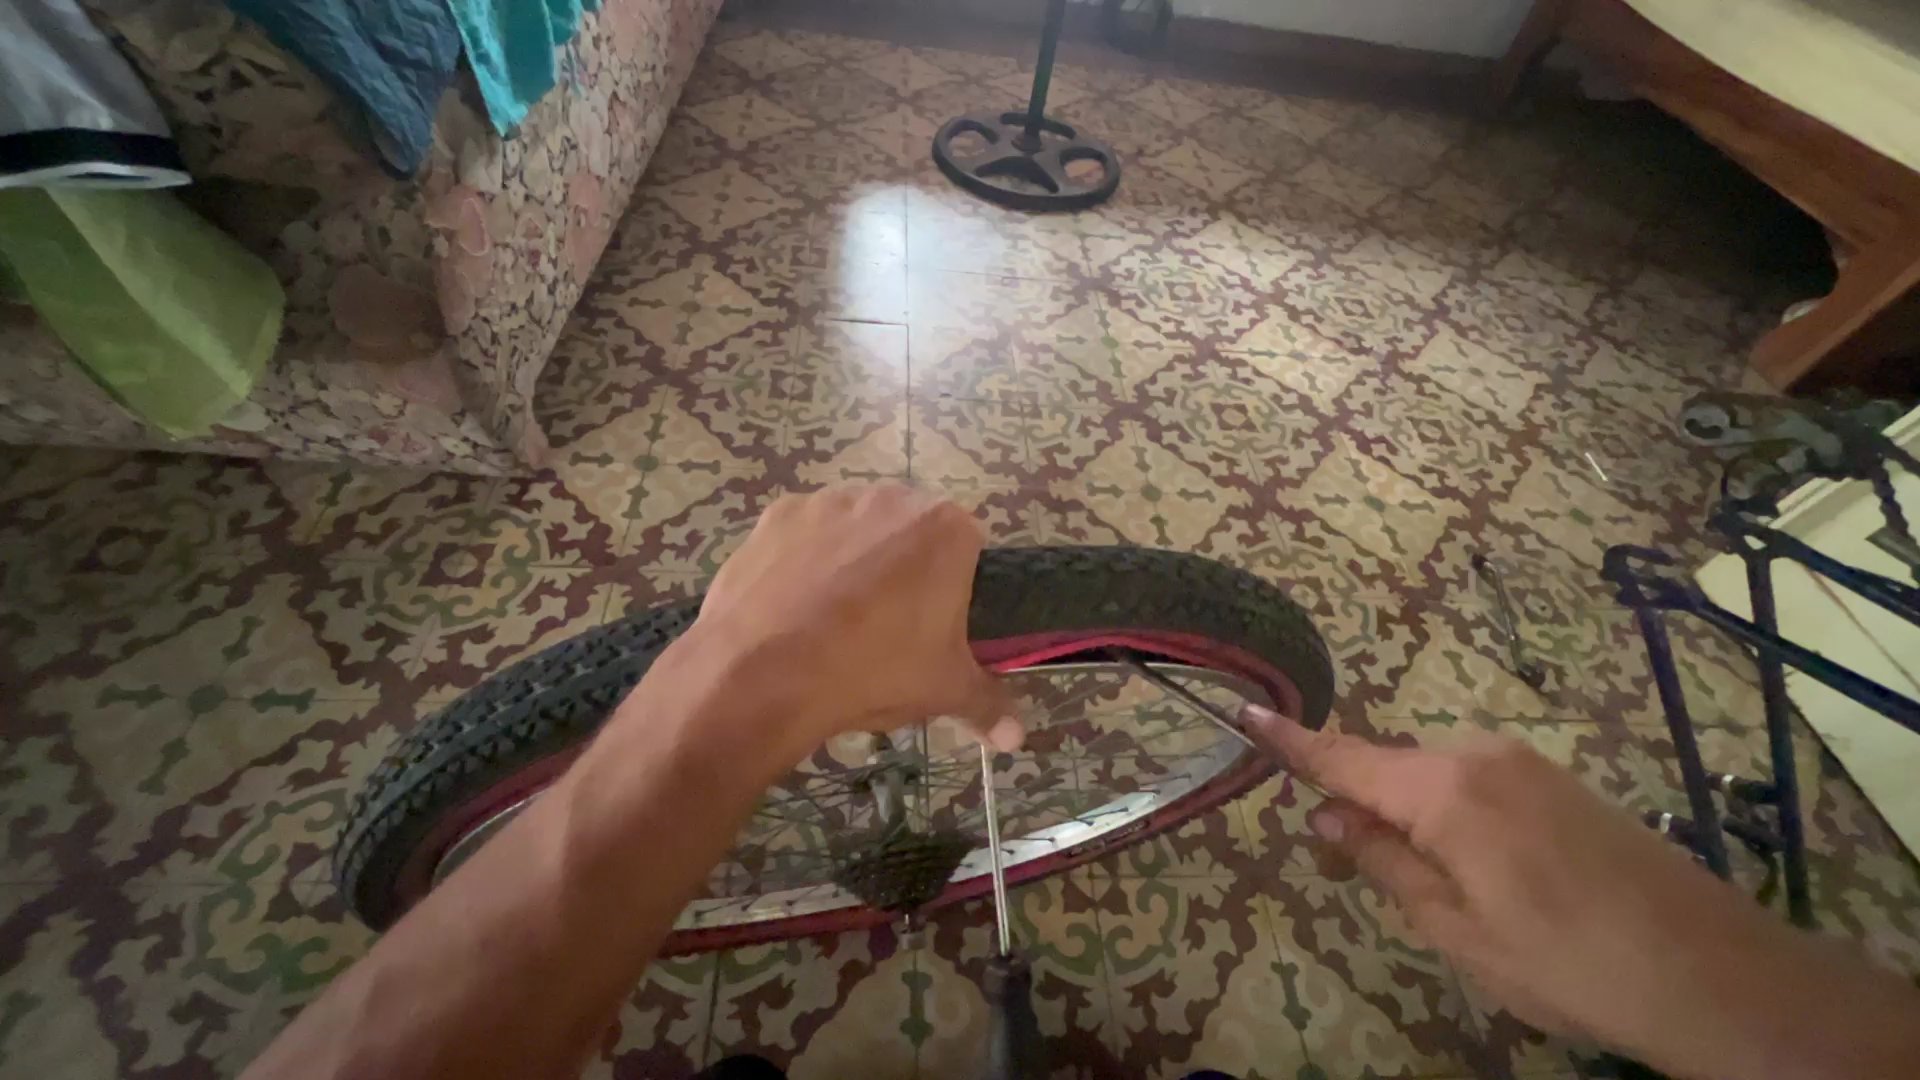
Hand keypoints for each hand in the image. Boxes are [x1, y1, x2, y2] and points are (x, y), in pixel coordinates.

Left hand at [672, 485, 1020, 760]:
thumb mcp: (944, 691)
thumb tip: (1016, 736)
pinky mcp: (779, 514)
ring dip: (854, 560)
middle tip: (887, 626)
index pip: (967, 546)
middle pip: (910, 531)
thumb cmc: (875, 670)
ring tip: (833, 621)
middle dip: (904, 568)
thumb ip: (987, 703)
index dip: (952, 586)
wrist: (765, 672)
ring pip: (856, 529)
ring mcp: (830, 501)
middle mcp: (891, 498)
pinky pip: (805, 534)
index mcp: (946, 528)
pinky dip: (804, 560)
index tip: (933, 624)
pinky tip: (794, 605)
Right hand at [1241, 706, 1919, 1079]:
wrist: (1729, 979)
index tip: (1242, 711)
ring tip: (1446, 884)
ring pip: (1427, 774)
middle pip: (1384, 766)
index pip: (1340, 757)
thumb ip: (1381, 860)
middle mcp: (1473, 755)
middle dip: (1360, 803)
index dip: (1287, 739)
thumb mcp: (1455, 929)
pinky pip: (1469, 779)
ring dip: (1410, 812)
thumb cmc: (1569, 963)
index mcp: (1440, 792)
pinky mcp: (1551, 775)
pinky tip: (1490, 868)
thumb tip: (1324, 817)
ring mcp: (1518, 760)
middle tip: (1363, 865)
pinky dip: (1449, 809)